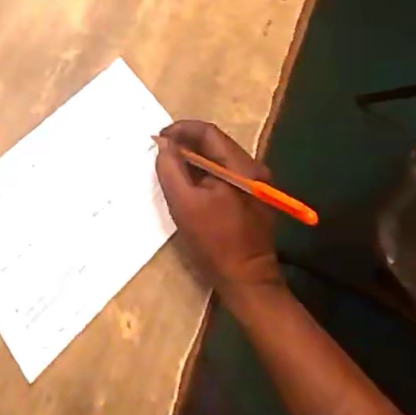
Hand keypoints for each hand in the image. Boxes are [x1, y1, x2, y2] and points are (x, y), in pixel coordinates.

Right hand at [156, 120, 283, 293]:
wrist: (248, 284)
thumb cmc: (214, 243)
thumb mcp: (183, 203)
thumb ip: (170, 167)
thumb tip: (164, 142)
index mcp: (241, 166)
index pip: (208, 131)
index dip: (180, 130)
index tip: (159, 139)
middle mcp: (253, 169)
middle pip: (214, 143)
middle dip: (186, 143)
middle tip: (162, 152)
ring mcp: (256, 183)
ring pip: (219, 158)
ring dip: (194, 158)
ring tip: (172, 167)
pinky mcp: (253, 197)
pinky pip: (225, 173)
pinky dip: (205, 173)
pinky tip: (190, 185)